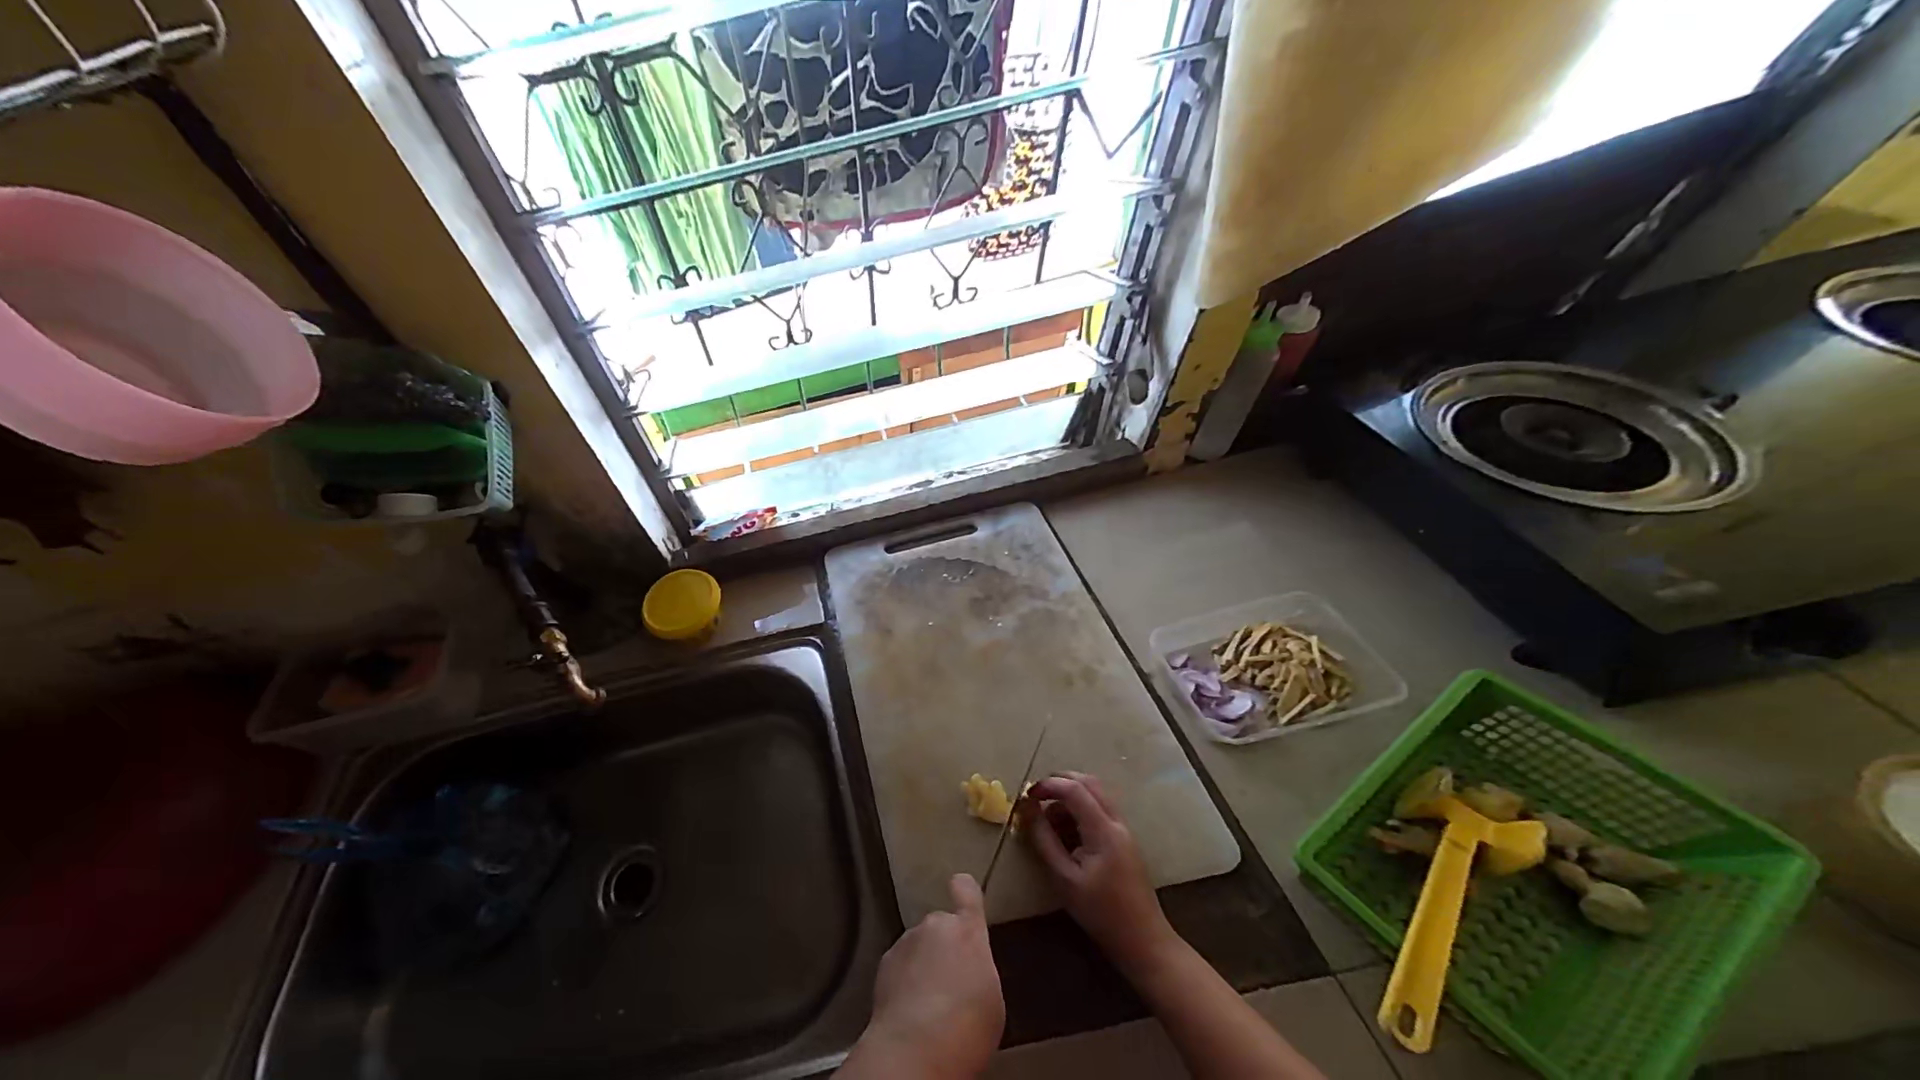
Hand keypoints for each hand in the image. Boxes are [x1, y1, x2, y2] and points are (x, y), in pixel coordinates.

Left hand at [841, 874, 1003, 1079]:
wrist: (914, 1050)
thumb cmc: (966, 1028)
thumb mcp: (992, 998)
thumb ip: (980, 969)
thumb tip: (967, 969)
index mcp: (968, 932)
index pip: (967, 891)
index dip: (964, 889)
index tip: (960, 888)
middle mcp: (936, 926)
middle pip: (941, 927)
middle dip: (944, 947)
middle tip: (949, 984)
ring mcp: (906, 942)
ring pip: (919, 947)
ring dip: (922, 965)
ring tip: (928, 1004)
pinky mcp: (884, 963)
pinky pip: (900, 965)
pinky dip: (904, 980)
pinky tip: (908, 1010)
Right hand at [1025, 772, 1177, 969]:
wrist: (1142, 939)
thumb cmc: (1100, 912)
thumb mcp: (1064, 878)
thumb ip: (1044, 840)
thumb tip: (1027, 810)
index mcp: (1103, 829)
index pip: (1074, 789)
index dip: (1048, 786)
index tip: (1027, 796)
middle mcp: (1117, 822)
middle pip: (1089, 783)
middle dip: (1060, 782)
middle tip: (1036, 797)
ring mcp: (1124, 830)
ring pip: (1096, 795)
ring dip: (1070, 797)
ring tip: (1048, 820)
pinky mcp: (1124, 840)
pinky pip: (1101, 811)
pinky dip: (1081, 810)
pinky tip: (1066, 833)